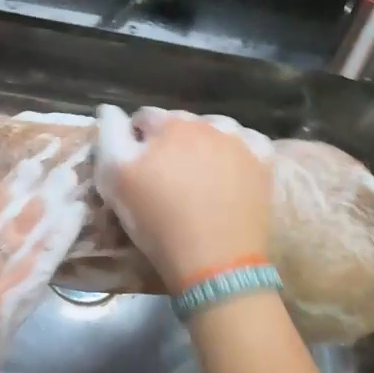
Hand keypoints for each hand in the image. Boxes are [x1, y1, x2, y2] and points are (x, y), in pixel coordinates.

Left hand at [0, 159, 87, 372]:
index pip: (39, 258)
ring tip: (28, 168)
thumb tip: (36, 270)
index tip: (75, 205)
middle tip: (60, 175)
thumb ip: (18, 305)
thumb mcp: (0, 344)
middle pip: (15, 232)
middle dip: (40, 201)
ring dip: (8, 192)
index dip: (59, 230)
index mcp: (2, 303)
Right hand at [94, 106, 275, 290]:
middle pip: (179, 122)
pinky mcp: (263, 163)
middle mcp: (206, 123)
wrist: (214, 264)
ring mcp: (239, 142)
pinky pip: (247, 142)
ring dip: (202, 143)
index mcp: (169, 123)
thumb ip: (110, 134)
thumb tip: (110, 108)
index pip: (144, 118)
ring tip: (198, 176)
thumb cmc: (157, 220)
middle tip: (166, 177)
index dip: (136, 141)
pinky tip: (229, 170)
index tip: (137, 168)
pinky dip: (237, 150)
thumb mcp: (115, 177)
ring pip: (213, 129)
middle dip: (169, 141)